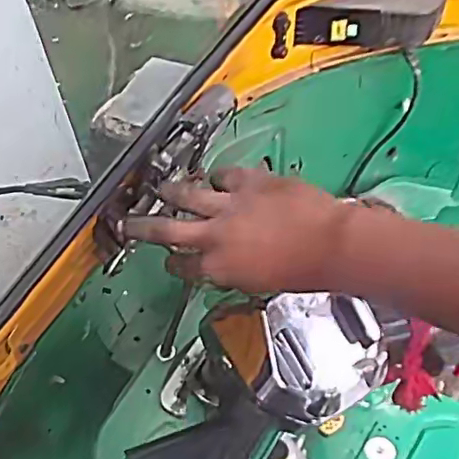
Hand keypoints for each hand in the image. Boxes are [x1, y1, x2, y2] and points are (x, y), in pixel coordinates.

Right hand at [123, 167, 354, 292]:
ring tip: (160, 188)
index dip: (174, 263)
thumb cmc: (299, 272)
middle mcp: (215, 236)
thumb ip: (230, 271)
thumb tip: (220, 265)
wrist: (329, 245)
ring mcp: (230, 206)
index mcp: (215, 268)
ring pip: (187, 195)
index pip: (180, 265)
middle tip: (129, 223)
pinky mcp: (250, 182)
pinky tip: (217, 177)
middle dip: (143, 226)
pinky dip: (218, 177)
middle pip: (166, 229)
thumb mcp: (255, 284)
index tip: (171, 260)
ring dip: (171, 192)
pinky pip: (225, 174)